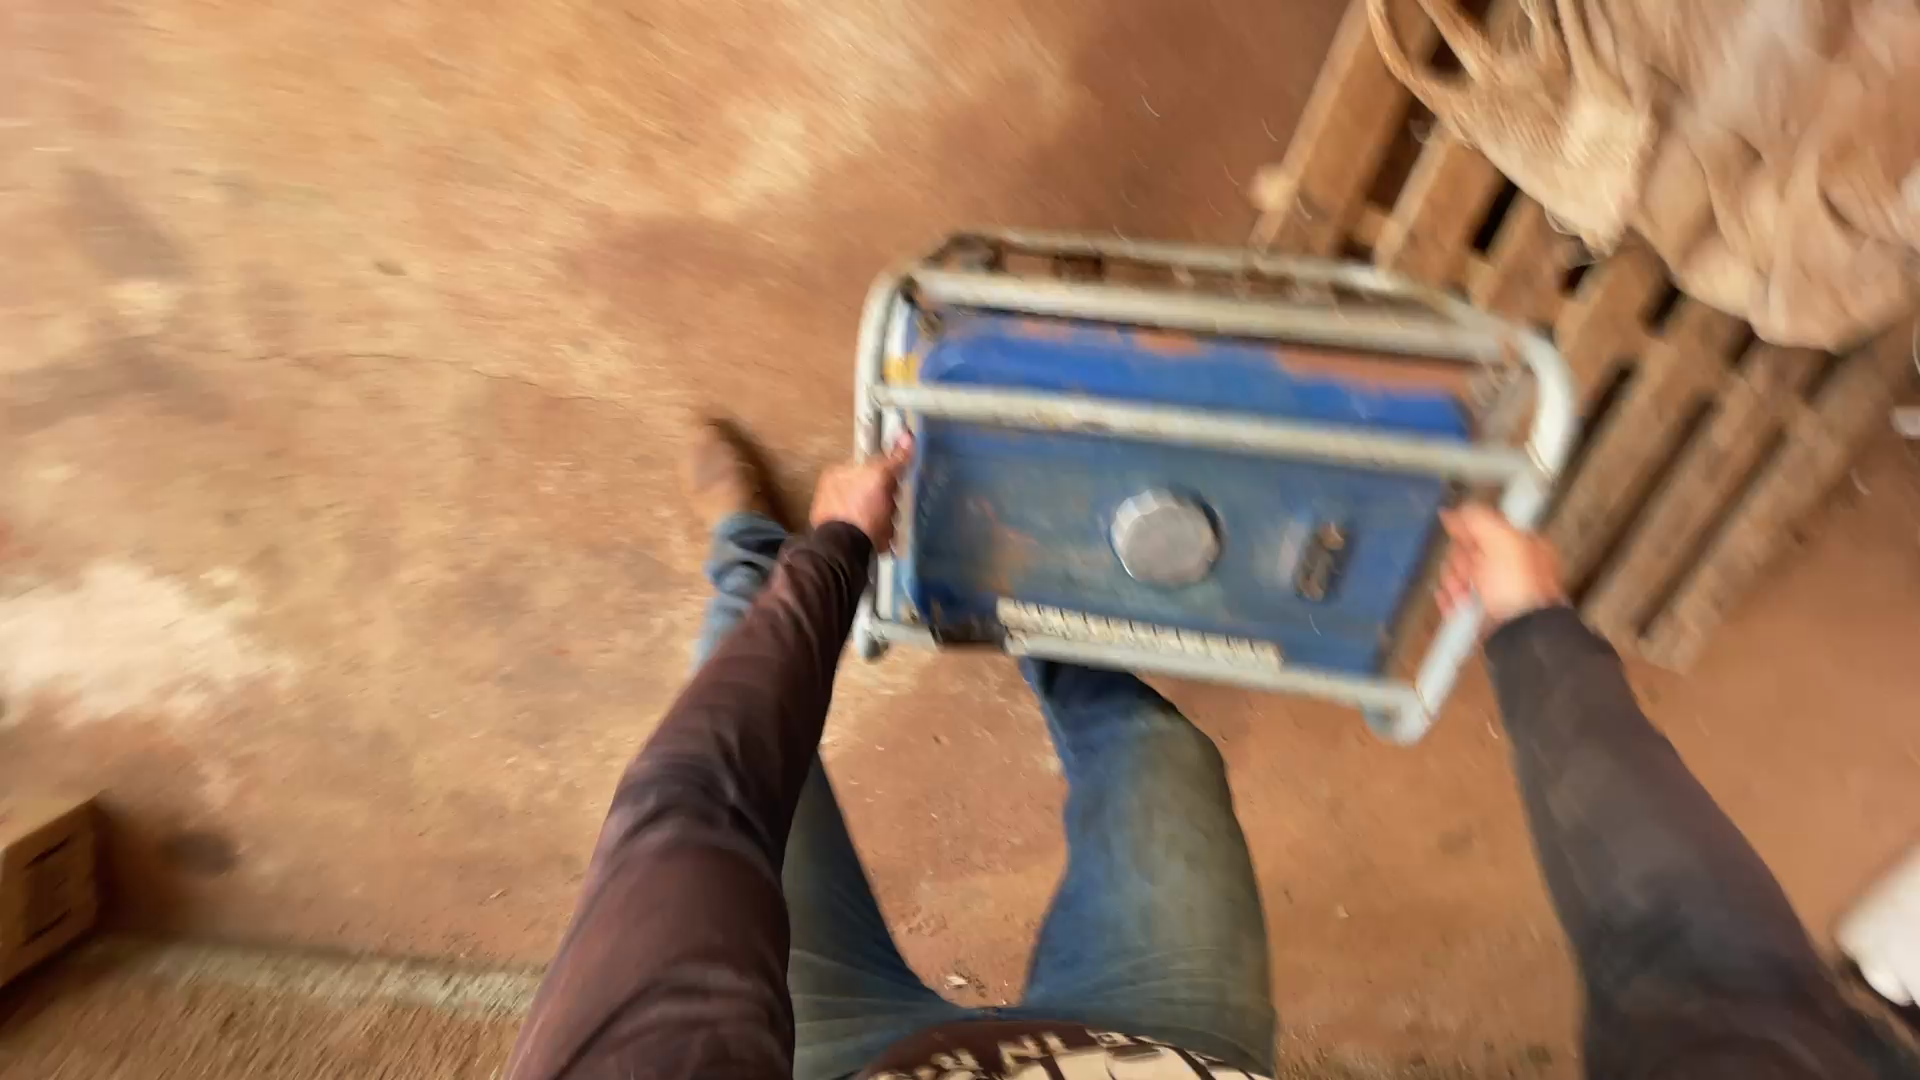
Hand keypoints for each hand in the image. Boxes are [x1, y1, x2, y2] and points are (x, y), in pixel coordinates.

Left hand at [809, 434, 914, 549]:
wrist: (845, 550)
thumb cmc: (861, 510)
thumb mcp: (880, 478)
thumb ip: (893, 459)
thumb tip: (907, 435)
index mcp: (837, 473)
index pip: (871, 466)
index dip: (887, 475)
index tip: (894, 486)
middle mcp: (834, 493)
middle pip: (874, 490)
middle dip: (887, 501)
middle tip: (890, 510)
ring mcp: (837, 517)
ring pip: (874, 512)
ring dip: (885, 519)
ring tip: (886, 528)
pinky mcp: (844, 539)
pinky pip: (870, 531)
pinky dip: (879, 535)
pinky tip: (882, 539)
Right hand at [1437, 504, 1566, 626]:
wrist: (1518, 632)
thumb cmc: (1516, 587)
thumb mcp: (1501, 541)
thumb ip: (1478, 520)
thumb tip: (1453, 512)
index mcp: (1521, 545)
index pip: (1482, 529)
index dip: (1468, 536)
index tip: (1466, 545)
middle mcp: (1510, 566)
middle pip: (1466, 553)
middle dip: (1459, 564)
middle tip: (1469, 574)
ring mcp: (1496, 590)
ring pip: (1458, 576)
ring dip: (1453, 584)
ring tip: (1463, 595)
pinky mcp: (1482, 610)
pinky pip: (1455, 598)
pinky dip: (1450, 600)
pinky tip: (1456, 604)